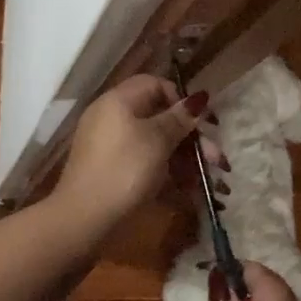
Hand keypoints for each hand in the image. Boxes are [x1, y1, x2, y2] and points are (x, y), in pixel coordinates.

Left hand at [53, 74, 218, 231]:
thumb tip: (198, 98)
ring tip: (204, 181)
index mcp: (119, 101)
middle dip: (190, 138)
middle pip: (158, 117)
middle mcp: (111, 117)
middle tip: (216, 160)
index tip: (200, 123)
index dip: (180, 100)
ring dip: (183, 159)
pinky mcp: (110, 170)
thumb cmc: (125, 169)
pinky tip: (185, 191)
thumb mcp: (158, 140)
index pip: (154, 85)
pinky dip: (165, 172)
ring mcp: (109, 145)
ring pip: (154, 143)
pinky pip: (143, 162)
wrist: (84, 216)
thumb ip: (179, 118)